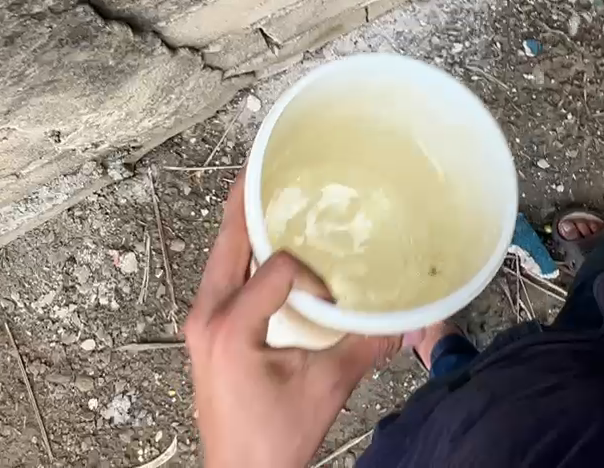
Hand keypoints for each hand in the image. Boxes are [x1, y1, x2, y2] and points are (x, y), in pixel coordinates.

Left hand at [184, 172, 399, 467]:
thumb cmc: (270, 443)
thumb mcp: (323, 391)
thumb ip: (363, 350)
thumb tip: (402, 323)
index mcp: (231, 325)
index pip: (278, 269)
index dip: (312, 276)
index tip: (332, 300)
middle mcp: (206, 314)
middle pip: (229, 237)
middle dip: (249, 198)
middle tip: (267, 163)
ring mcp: (200, 320)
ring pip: (221, 252)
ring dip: (244, 221)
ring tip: (264, 190)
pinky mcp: (205, 328)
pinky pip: (221, 272)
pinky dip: (241, 248)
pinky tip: (261, 239)